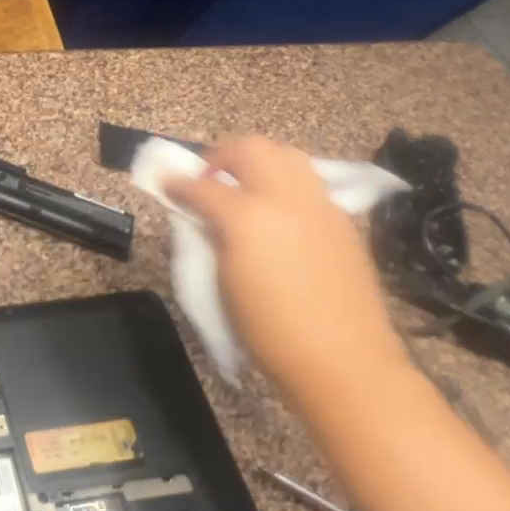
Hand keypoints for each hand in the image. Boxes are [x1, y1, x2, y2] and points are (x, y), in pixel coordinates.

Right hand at [162, 137, 406, 399]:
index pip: (202, 185)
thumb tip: (201, 214)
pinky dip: (286, 186)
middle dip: (222, 157)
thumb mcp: (222, 281)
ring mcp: (321, 207)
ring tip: (245, 191)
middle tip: (207, 182)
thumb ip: (211, 235)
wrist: (342, 361)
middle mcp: (286, 199)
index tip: (166, 185)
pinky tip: (278, 216)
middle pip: (251, 149)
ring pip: (287, 156)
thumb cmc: (268, 330)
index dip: (178, 184)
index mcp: (248, 216)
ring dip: (259, 163)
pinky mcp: (343, 223)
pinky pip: (310, 185)